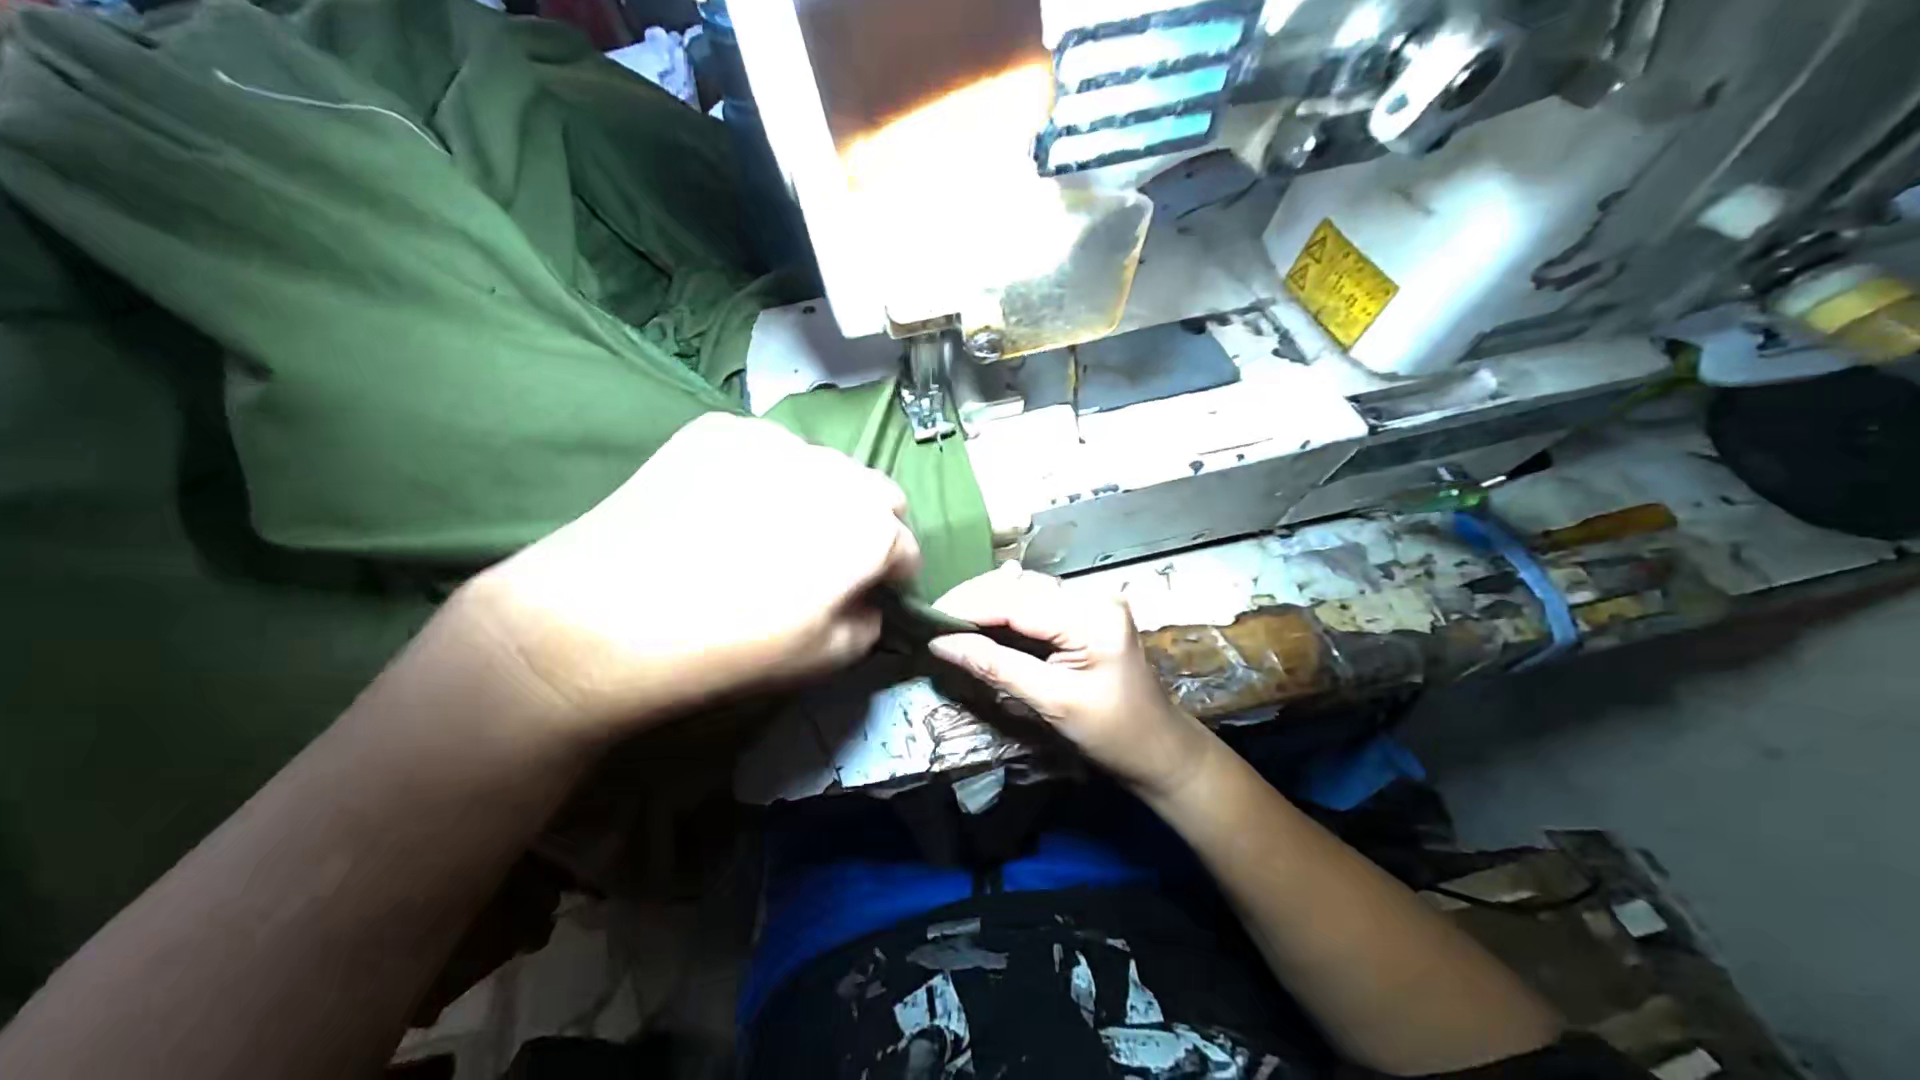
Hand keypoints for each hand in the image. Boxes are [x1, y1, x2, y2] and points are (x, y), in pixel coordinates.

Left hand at [453, 413, 921, 736]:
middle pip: (876, 496)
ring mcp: (775, 440)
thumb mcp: (826, 659)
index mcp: (872, 528)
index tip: (869, 595)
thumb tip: (868, 598)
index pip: (907, 550)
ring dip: (817, 495)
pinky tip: (724, 508)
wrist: (607, 615)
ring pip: (822, 467)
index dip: (893, 578)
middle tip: (823, 561)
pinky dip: (763, 474)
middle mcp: (836, 471)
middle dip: (865, 527)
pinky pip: (765, 450)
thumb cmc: (731, 648)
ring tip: (768, 530)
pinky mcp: (719, 428)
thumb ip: (870, 622)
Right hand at [928, 563, 1217, 796]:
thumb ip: (996, 667)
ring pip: (1024, 589)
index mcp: (1092, 616)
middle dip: (973, 600)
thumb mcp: (1052, 703)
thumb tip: (940, 643)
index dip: (968, 606)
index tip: (927, 619)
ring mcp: (1091, 601)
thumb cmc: (1113, 734)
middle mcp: (1093, 596)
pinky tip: (980, 622)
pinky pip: (1036, 601)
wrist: (1160, 749)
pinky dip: (1004, 611)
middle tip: (931, 620)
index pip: (1016, 600)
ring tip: (948, 620)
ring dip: (985, 602)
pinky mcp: (1086, 611)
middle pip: (1019, 586)